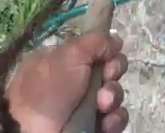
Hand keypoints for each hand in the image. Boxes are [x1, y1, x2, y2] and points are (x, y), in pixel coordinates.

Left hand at [5, 33, 128, 132]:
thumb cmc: (49, 90)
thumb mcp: (71, 53)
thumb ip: (96, 40)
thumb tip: (116, 43)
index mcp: (64, 62)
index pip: (96, 50)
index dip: (108, 51)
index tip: (109, 56)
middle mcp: (74, 83)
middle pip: (109, 70)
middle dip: (114, 73)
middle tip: (107, 79)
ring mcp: (83, 108)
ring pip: (114, 94)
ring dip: (114, 96)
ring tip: (103, 105)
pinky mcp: (91, 127)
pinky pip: (114, 119)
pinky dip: (115, 120)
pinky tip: (107, 121)